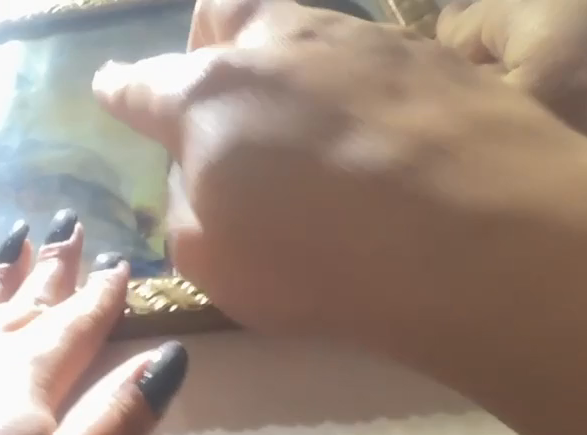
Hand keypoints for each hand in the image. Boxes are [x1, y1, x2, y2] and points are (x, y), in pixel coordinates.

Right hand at [93, 0, 586, 357]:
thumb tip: (201, 172)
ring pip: (298, 28)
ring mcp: (360, 40)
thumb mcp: (205, 258)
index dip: (122, 91)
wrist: (475, 236)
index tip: (111, 90)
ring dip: (280, 67)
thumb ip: (185, 205)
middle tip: (212, 95)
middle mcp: (277, 46)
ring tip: (293, 129)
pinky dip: (343, 92)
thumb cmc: (309, 258)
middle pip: (226, 13)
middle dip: (206, 44)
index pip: (144, 86)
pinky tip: (362, 142)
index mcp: (205, 99)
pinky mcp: (431, 55)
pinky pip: (361, 60)